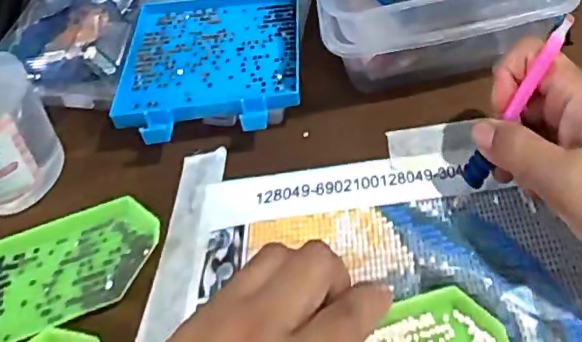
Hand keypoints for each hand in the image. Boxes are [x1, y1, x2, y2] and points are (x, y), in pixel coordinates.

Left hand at [168, 241, 391, 341]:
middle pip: (316, 262)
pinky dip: (267, 280)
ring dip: (299, 272)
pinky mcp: (199, 311)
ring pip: (280, 253)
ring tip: (301, 304)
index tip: (382, 296)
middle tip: (334, 311)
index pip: (345, 318)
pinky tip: (267, 308)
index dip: (371, 302)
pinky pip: (245, 271)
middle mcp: (260, 328)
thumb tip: (348, 329)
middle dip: (335, 280)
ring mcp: (224, 312)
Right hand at [471, 36, 581, 279]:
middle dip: (507, 122)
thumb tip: (477, 128)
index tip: (502, 119)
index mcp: (578, 92)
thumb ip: (516, 149)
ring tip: (519, 185)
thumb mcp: (562, 179)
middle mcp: (579, 104)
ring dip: (518, 149)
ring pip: (533, 122)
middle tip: (502, 165)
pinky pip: (547, 148)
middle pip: (527, 89)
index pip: (531, 53)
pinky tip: (537, 194)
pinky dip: (534, 166)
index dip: (507, 77)